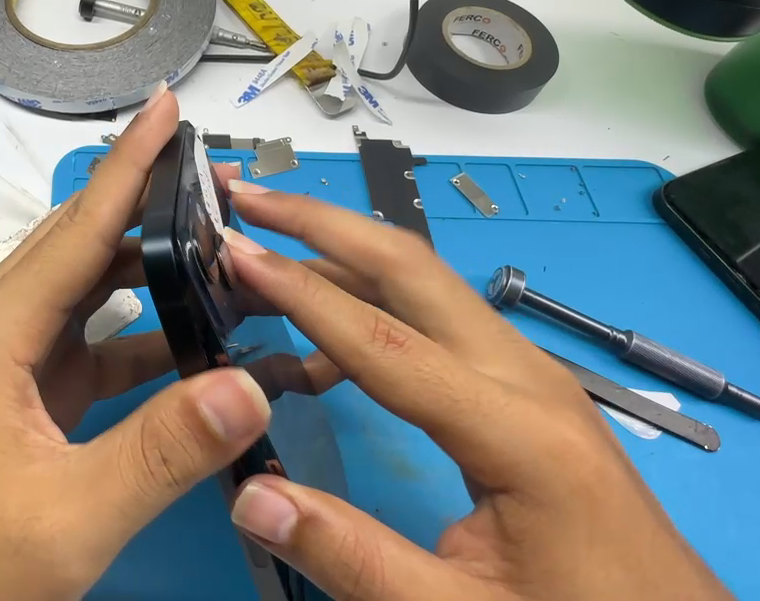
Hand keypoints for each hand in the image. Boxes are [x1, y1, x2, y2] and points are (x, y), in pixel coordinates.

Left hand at [0, 88, 272, 600]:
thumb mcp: (67, 517)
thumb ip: (160, 453)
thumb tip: (246, 387)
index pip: (81, 225)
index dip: (130, 161)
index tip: (167, 106)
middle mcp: (4, 321)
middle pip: (88, 239)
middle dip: (150, 201)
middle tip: (219, 179)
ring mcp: (17, 354)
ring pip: (97, 286)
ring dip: (156, 266)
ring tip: (223, 247)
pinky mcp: (34, 389)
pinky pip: (100, 338)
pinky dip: (149, 331)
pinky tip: (200, 338)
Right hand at [219, 180, 731, 600]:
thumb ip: (351, 558)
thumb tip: (248, 496)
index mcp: (515, 430)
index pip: (382, 337)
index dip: (298, 288)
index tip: (232, 248)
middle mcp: (523, 374)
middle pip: (408, 266)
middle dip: (321, 222)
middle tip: (247, 200)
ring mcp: (527, 373)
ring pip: (420, 284)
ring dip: (338, 255)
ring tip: (264, 252)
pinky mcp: (522, 387)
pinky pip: (432, 322)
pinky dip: (366, 308)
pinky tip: (318, 350)